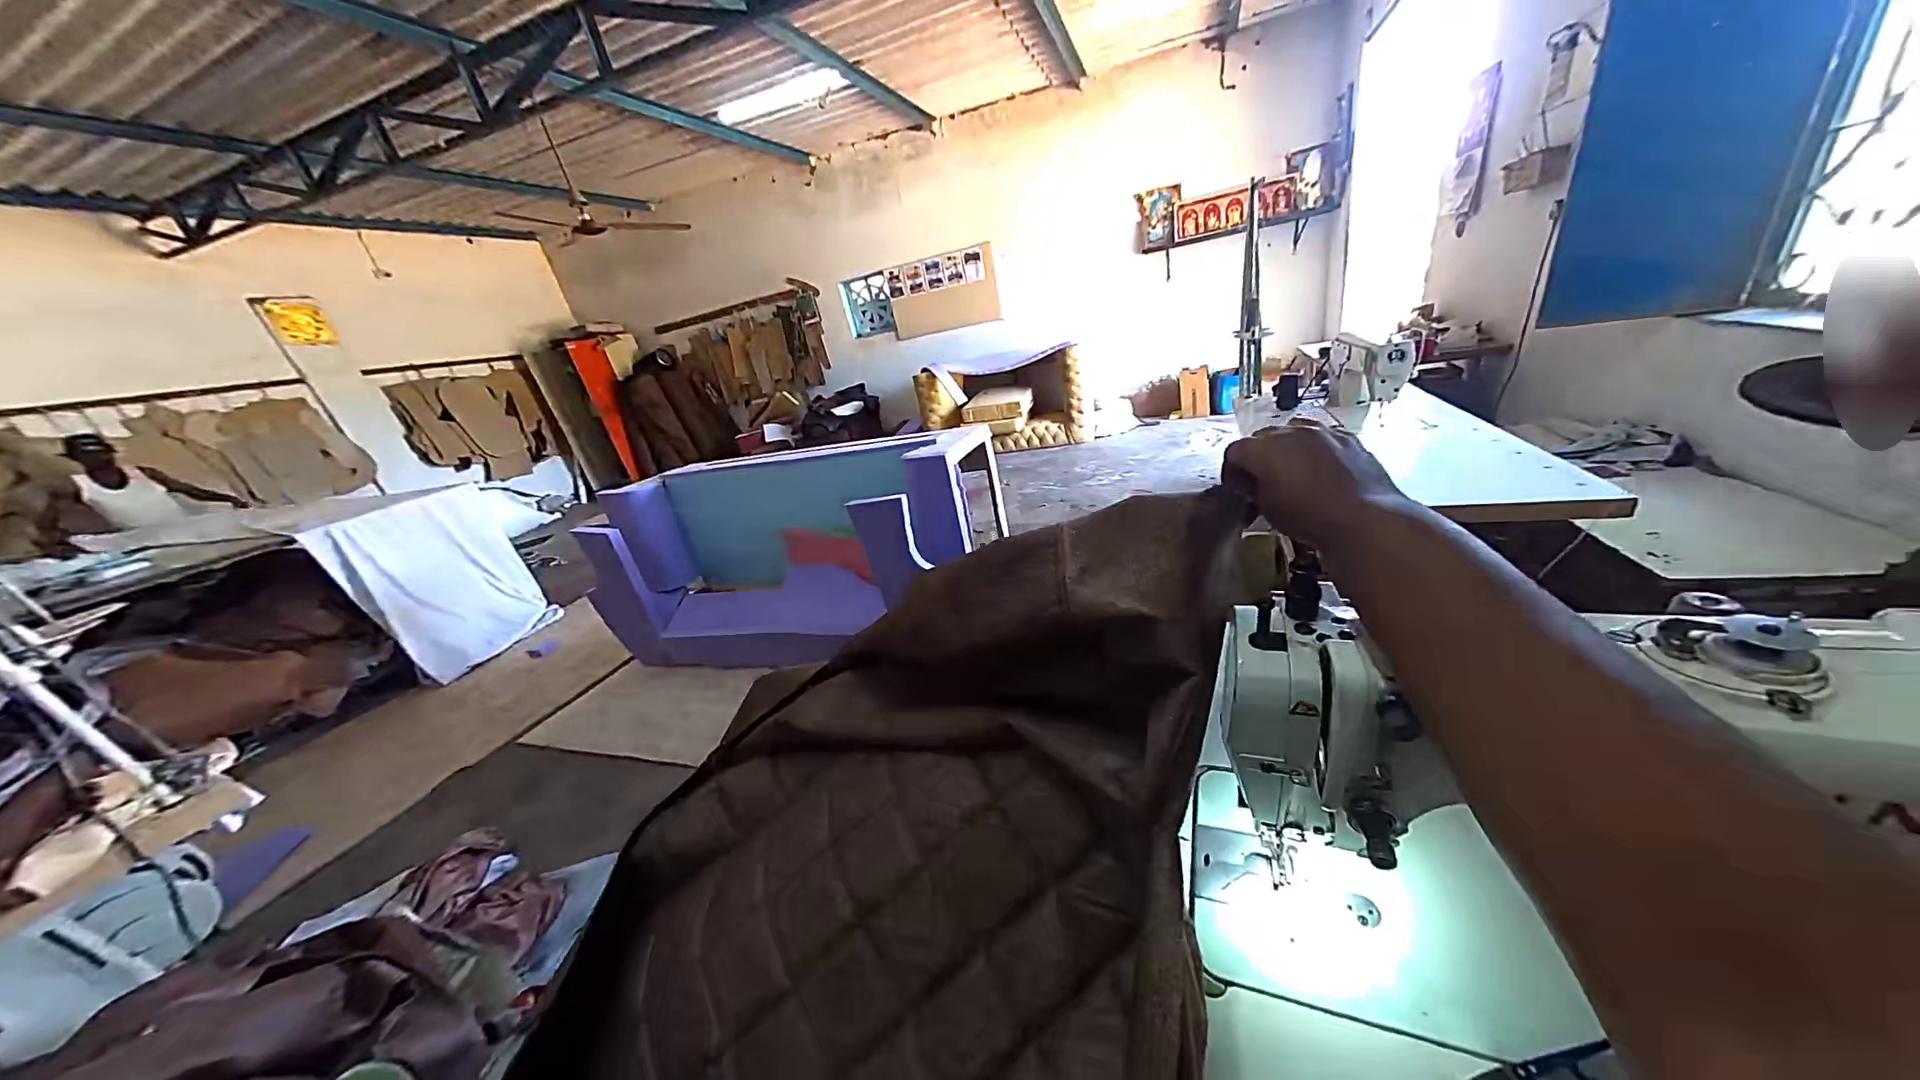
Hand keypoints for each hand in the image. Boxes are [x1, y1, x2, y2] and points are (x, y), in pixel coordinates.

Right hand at [1221, 419, 1411, 547]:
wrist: (1363, 519)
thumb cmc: (1307, 517)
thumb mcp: (1266, 509)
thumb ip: (1254, 489)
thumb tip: (1254, 484)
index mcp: (1262, 448)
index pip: (1234, 451)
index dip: (1232, 471)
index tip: (1238, 487)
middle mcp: (1290, 432)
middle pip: (1262, 437)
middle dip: (1258, 456)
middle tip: (1262, 481)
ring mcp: (1322, 431)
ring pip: (1294, 433)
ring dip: (1288, 449)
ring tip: (1293, 473)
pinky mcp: (1348, 438)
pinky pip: (1323, 439)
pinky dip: (1316, 451)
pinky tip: (1322, 472)